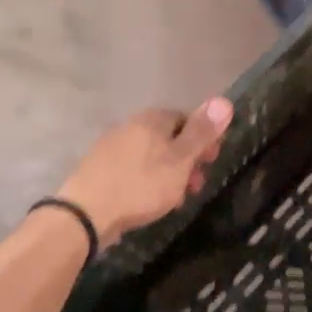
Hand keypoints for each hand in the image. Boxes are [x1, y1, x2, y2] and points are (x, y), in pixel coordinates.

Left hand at [56, 98, 234, 246]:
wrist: (87, 211)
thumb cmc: (140, 184)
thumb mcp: (179, 160)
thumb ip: (201, 132)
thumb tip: (224, 100)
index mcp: (151, 119)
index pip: (185, 118)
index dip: (204, 138)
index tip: (214, 160)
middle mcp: (131, 125)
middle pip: (168, 138)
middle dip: (187, 159)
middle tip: (198, 185)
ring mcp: (112, 146)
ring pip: (151, 155)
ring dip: (169, 174)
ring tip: (177, 199)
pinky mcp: (101, 168)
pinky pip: (134, 169)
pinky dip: (148, 181)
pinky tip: (151, 202)